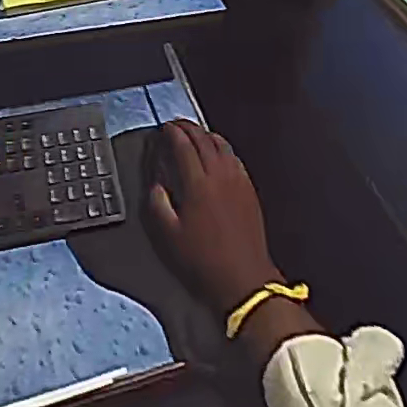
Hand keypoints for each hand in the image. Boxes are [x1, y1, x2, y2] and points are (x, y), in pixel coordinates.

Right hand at [146, 120, 280, 311]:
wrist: (245, 281)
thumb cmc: (205, 260)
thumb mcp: (169, 235)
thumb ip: (158, 204)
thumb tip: (156, 186)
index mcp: (198, 184)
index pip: (184, 146)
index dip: (173, 133)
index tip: (165, 128)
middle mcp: (220, 177)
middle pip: (204, 140)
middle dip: (188, 128)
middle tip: (177, 125)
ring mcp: (238, 183)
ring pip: (222, 146)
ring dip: (207, 135)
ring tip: (196, 133)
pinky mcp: (250, 191)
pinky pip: (236, 159)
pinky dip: (223, 149)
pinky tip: (218, 153)